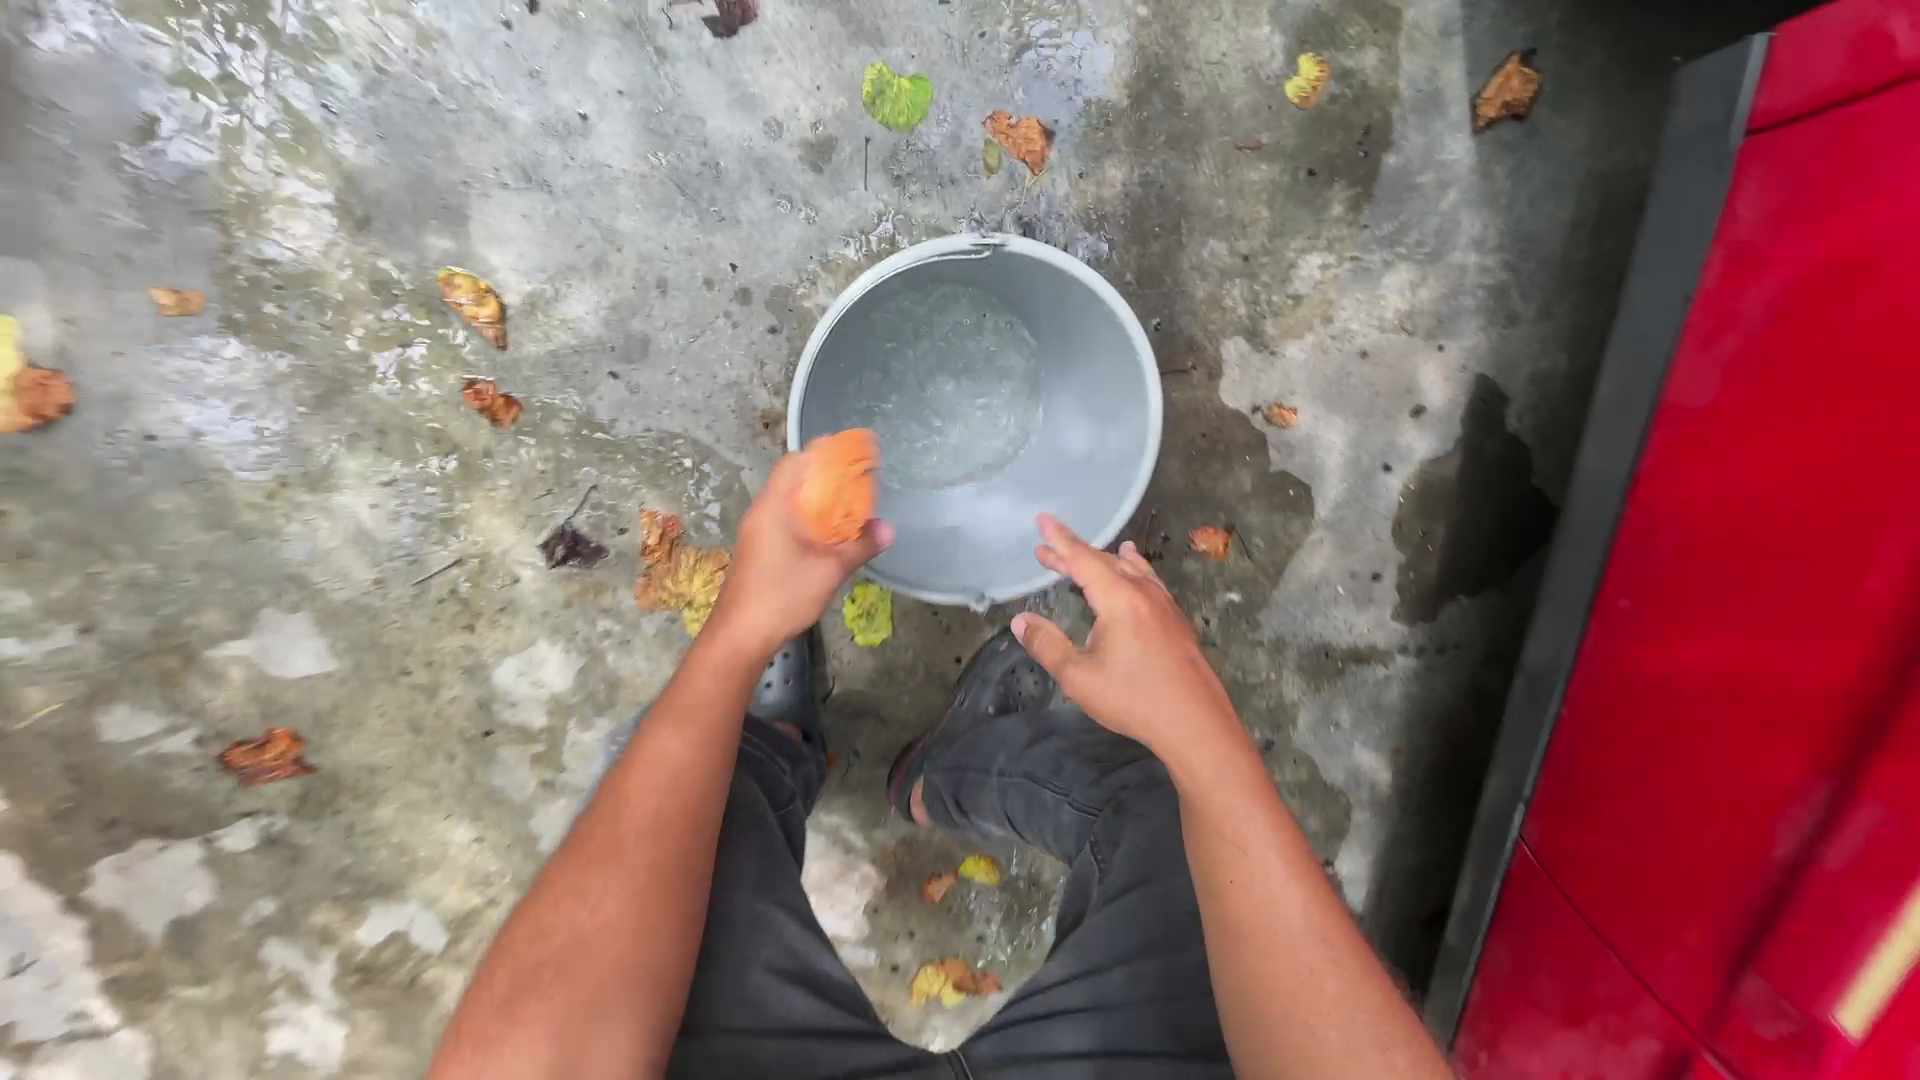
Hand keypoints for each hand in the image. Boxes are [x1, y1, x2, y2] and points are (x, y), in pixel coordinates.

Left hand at [707, 449, 891, 656]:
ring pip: (789, 499)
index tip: (852, 451)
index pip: (796, 461)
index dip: (823, 450)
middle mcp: (762, 511)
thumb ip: (859, 546)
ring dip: (816, 495)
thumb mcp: (829, 571)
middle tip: (856, 476)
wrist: (740, 634)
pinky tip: (828, 531)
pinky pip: (786, 518)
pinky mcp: (759, 548)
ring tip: (848, 500)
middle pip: (792, 477)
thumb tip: (888, 529)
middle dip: (824, 472)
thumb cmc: (781, 596)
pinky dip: (809, 515)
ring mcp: (758, 530)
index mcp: (774, 506)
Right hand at [1012, 515, 1242, 756]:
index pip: (1082, 559)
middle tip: (1045, 553)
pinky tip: (1136, 570)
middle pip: (1104, 561)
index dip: (1059, 540)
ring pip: (1129, 569)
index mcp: (1118, 599)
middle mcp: (1142, 593)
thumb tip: (1020, 622)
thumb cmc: (1134, 699)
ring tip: (1086, 552)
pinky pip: (1148, 580)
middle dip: (1073, 554)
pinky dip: (1132, 568)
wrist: (1196, 723)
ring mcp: (1164, 605)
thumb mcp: (1079, 677)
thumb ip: (1047, 645)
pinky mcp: (1176, 620)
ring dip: (1102, 561)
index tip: (1043, 519)